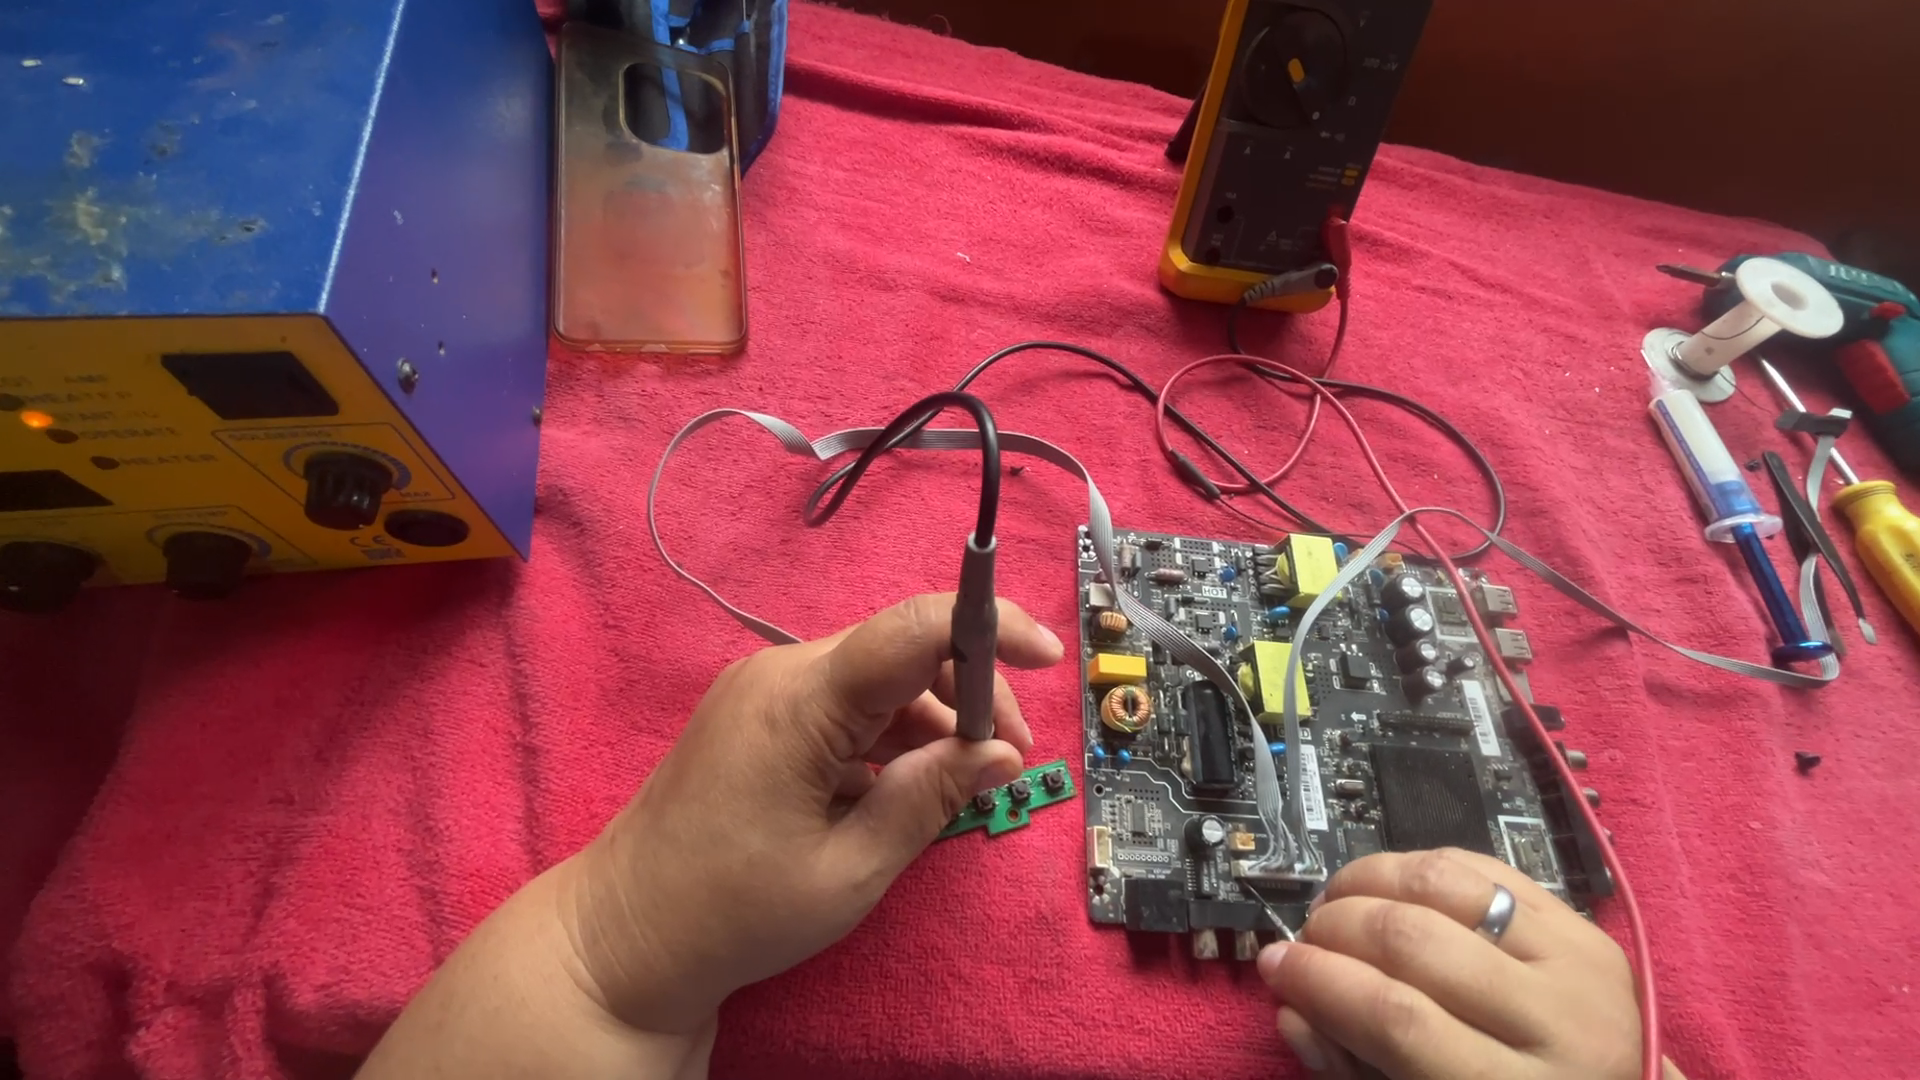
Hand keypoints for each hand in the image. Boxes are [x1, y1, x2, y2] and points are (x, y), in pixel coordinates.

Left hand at [564, 593, 1064, 1035]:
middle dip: (972, 692)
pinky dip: (892, 731)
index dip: (989, 627)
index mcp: (800, 702)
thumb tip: (1002, 755)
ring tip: (965, 778)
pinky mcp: (765, 710)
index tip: (1047, 656)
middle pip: (904, 650)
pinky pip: (849, 700)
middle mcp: (784, 672)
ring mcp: (769, 687)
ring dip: (935, 717)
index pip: (912, 629)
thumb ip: (929, 798)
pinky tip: (911, 778)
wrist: (620, 939)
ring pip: (881, 676)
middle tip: (1008, 758)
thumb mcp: (850, 870)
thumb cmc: (733, 914)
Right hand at [1257, 848, 1649, 1079]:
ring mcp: (1579, 963)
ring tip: (1336, 906)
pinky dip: (1407, 868)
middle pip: (1412, 940)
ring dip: (1362, 883)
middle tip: (1306, 939)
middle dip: (1334, 929)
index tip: (1273, 965)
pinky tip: (1384, 891)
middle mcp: (1569, 1026)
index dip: (1320, 983)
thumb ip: (1345, 1062)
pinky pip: (1469, 864)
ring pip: (1437, 884)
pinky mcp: (1577, 921)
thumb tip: (1289, 1001)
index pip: (1399, 1019)